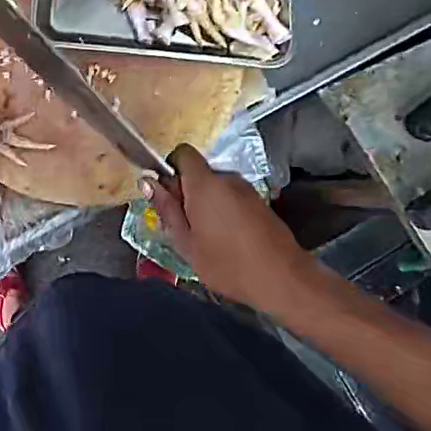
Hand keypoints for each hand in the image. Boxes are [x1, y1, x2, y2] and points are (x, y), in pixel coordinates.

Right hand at [146, 144, 312, 312]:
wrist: (281, 277)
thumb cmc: (228, 264)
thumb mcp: (187, 243)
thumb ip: (167, 210)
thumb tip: (148, 182)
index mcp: (205, 184)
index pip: (183, 153)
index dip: (170, 170)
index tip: (167, 197)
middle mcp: (227, 178)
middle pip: (198, 173)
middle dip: (186, 193)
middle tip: (184, 228)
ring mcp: (246, 188)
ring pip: (214, 187)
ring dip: (205, 204)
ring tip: (206, 238)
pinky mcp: (258, 201)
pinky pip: (231, 197)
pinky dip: (223, 211)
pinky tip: (226, 239)